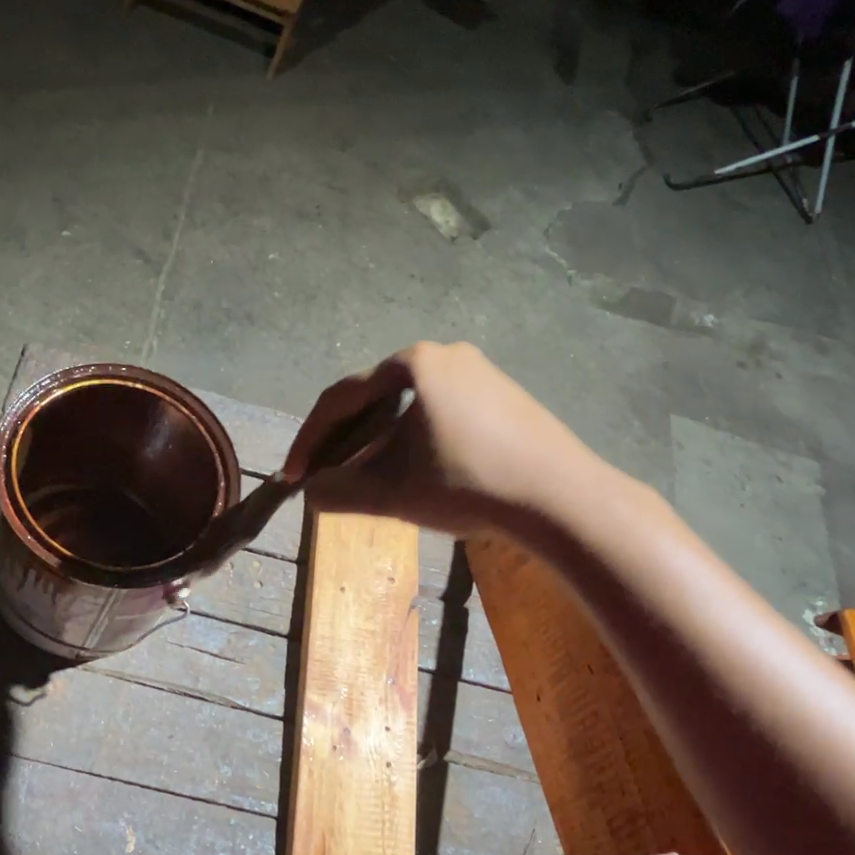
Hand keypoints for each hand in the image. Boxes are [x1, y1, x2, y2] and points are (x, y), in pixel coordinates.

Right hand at [282, 342, 603, 532]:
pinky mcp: (503, 393)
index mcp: (412, 363)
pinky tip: (414, 468)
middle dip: (342, 439)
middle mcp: (444, 353)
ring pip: (407, 406)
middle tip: (324, 473)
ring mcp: (479, 370)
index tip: (292, 476)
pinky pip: (439, 410)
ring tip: (364, 476)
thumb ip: (338, 491)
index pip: (340, 400)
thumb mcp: (391, 493)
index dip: (308, 441)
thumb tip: (310, 491)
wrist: (562, 500)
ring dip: (377, 440)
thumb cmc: (468, 486)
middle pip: (373, 398)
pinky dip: (414, 438)